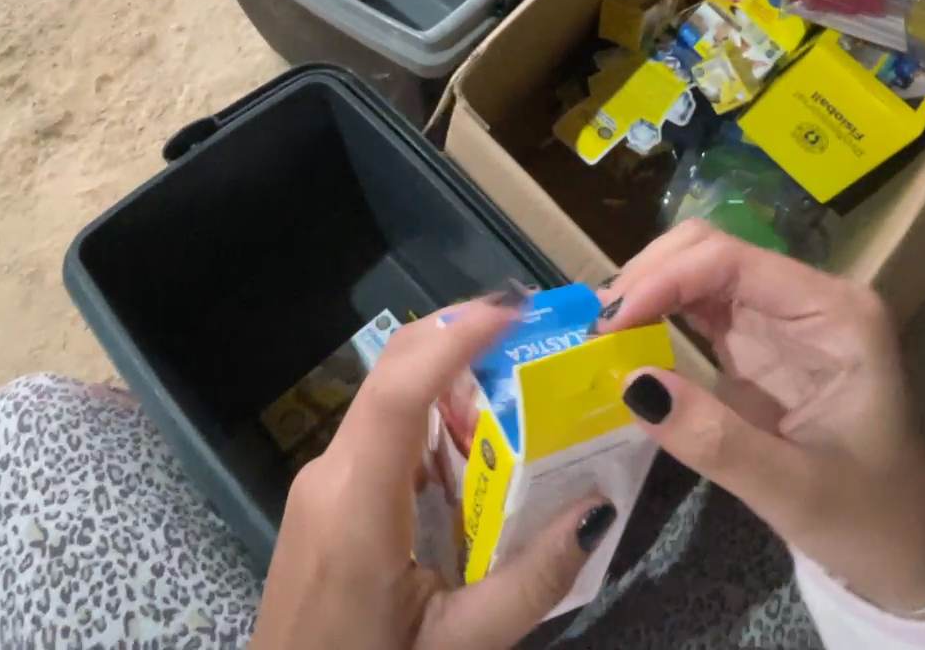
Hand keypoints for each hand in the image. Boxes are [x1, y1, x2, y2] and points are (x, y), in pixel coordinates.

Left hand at [251, 301, 616, 649]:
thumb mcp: (458, 647)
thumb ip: (531, 583)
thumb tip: (598, 507)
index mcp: (357, 508)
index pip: (400, 393)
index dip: (456, 340)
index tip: (515, 309)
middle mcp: (332, 470)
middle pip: (394, 370)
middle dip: (462, 332)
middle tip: (534, 323)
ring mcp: (325, 474)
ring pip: (391, 389)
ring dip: (453, 368)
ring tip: (521, 370)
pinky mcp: (331, 486)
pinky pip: (386, 424)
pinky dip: (437, 409)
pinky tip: (481, 433)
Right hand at [597, 220, 924, 615]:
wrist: (902, 552)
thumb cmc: (866, 520)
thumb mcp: (792, 490)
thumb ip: (714, 438)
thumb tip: (628, 384)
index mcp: (835, 313)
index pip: (734, 260)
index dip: (665, 279)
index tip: (610, 322)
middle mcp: (807, 297)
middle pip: (712, 248)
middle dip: (650, 275)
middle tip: (598, 324)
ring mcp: (780, 313)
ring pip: (698, 266)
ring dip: (647, 287)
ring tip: (601, 326)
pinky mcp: (756, 336)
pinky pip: (697, 304)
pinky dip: (656, 311)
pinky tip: (625, 332)